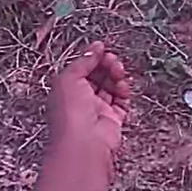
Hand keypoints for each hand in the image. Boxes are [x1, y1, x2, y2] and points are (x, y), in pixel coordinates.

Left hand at [47, 42, 132, 162]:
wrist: (83, 142)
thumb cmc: (70, 113)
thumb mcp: (70, 77)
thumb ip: (84, 61)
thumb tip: (94, 48)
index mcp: (67, 88)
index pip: (82, 68)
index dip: (92, 57)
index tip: (101, 48)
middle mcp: (81, 99)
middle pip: (98, 76)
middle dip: (106, 65)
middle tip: (112, 60)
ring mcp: (97, 110)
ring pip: (111, 87)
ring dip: (116, 76)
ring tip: (119, 72)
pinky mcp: (112, 119)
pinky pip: (122, 102)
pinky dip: (124, 93)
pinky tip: (123, 87)